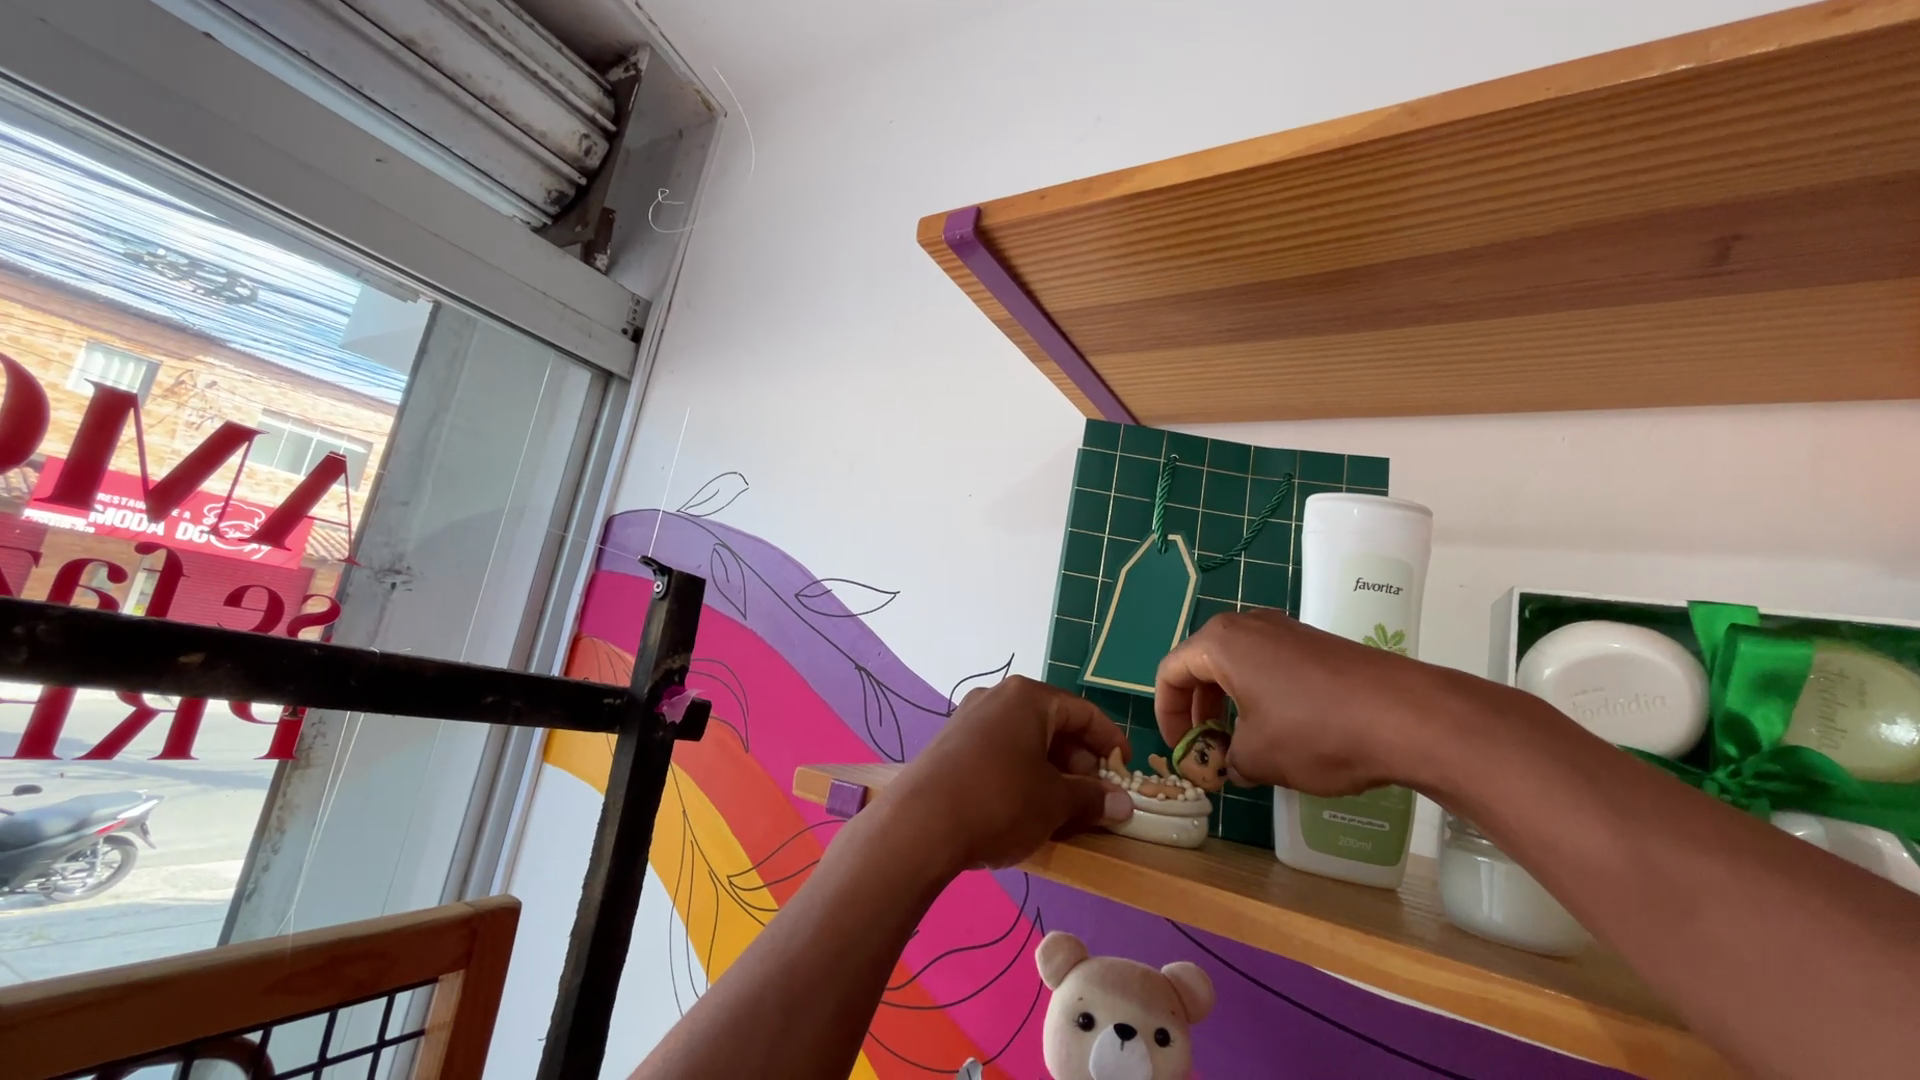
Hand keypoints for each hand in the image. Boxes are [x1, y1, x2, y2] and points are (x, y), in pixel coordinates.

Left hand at [874, 676, 1132, 872]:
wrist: (918, 826)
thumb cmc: (999, 802)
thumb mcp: (1054, 802)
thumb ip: (1091, 798)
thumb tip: (1122, 803)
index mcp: (1028, 697)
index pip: (1083, 712)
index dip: (1110, 742)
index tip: (1126, 771)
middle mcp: (996, 697)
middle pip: (1052, 723)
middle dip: (1079, 760)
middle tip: (1094, 795)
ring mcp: (968, 719)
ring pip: (1024, 739)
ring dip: (1050, 769)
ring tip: (1063, 806)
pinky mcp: (949, 745)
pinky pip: (999, 751)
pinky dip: (1021, 772)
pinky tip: (1025, 806)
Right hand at [1154, 609, 1464, 795]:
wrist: (1409, 717)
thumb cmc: (1316, 732)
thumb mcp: (1258, 758)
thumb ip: (1230, 760)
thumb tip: (1234, 764)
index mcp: (1220, 642)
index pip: (1170, 673)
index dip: (1167, 716)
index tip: (1181, 751)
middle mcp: (1250, 625)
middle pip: (1203, 666)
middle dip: (1199, 711)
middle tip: (1209, 750)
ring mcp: (1289, 632)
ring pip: (1239, 667)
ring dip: (1231, 706)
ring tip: (1245, 748)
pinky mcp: (1320, 646)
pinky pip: (1273, 668)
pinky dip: (1263, 698)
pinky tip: (1285, 734)